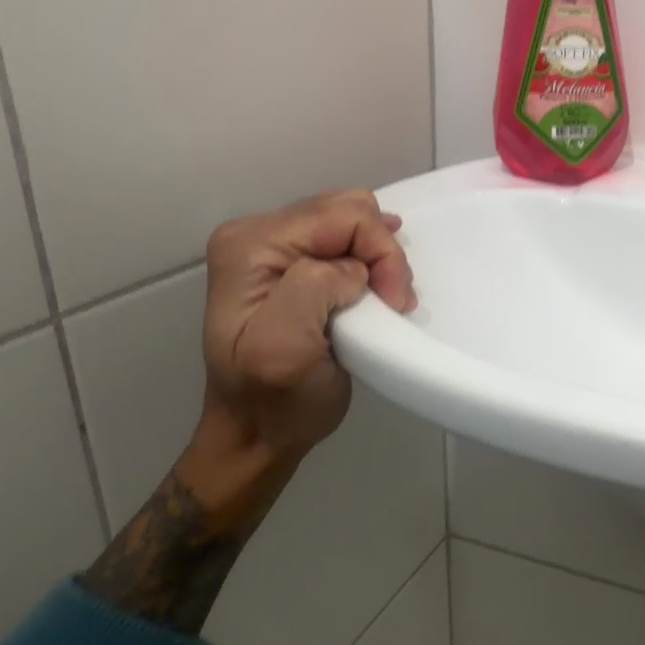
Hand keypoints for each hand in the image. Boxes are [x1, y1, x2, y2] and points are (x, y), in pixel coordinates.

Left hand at [199, 188, 416, 460]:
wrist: (258, 433)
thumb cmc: (274, 398)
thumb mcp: (284, 347)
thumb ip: (314, 288)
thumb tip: (355, 271)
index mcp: (250, 245)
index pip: (344, 215)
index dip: (381, 253)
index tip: (393, 303)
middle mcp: (258, 235)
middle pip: (351, 211)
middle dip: (382, 254)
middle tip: (391, 302)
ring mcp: (276, 248)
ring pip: (357, 221)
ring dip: (381, 261)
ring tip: (383, 302)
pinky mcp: (297, 263)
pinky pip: (351, 240)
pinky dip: (374, 263)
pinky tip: (375, 291)